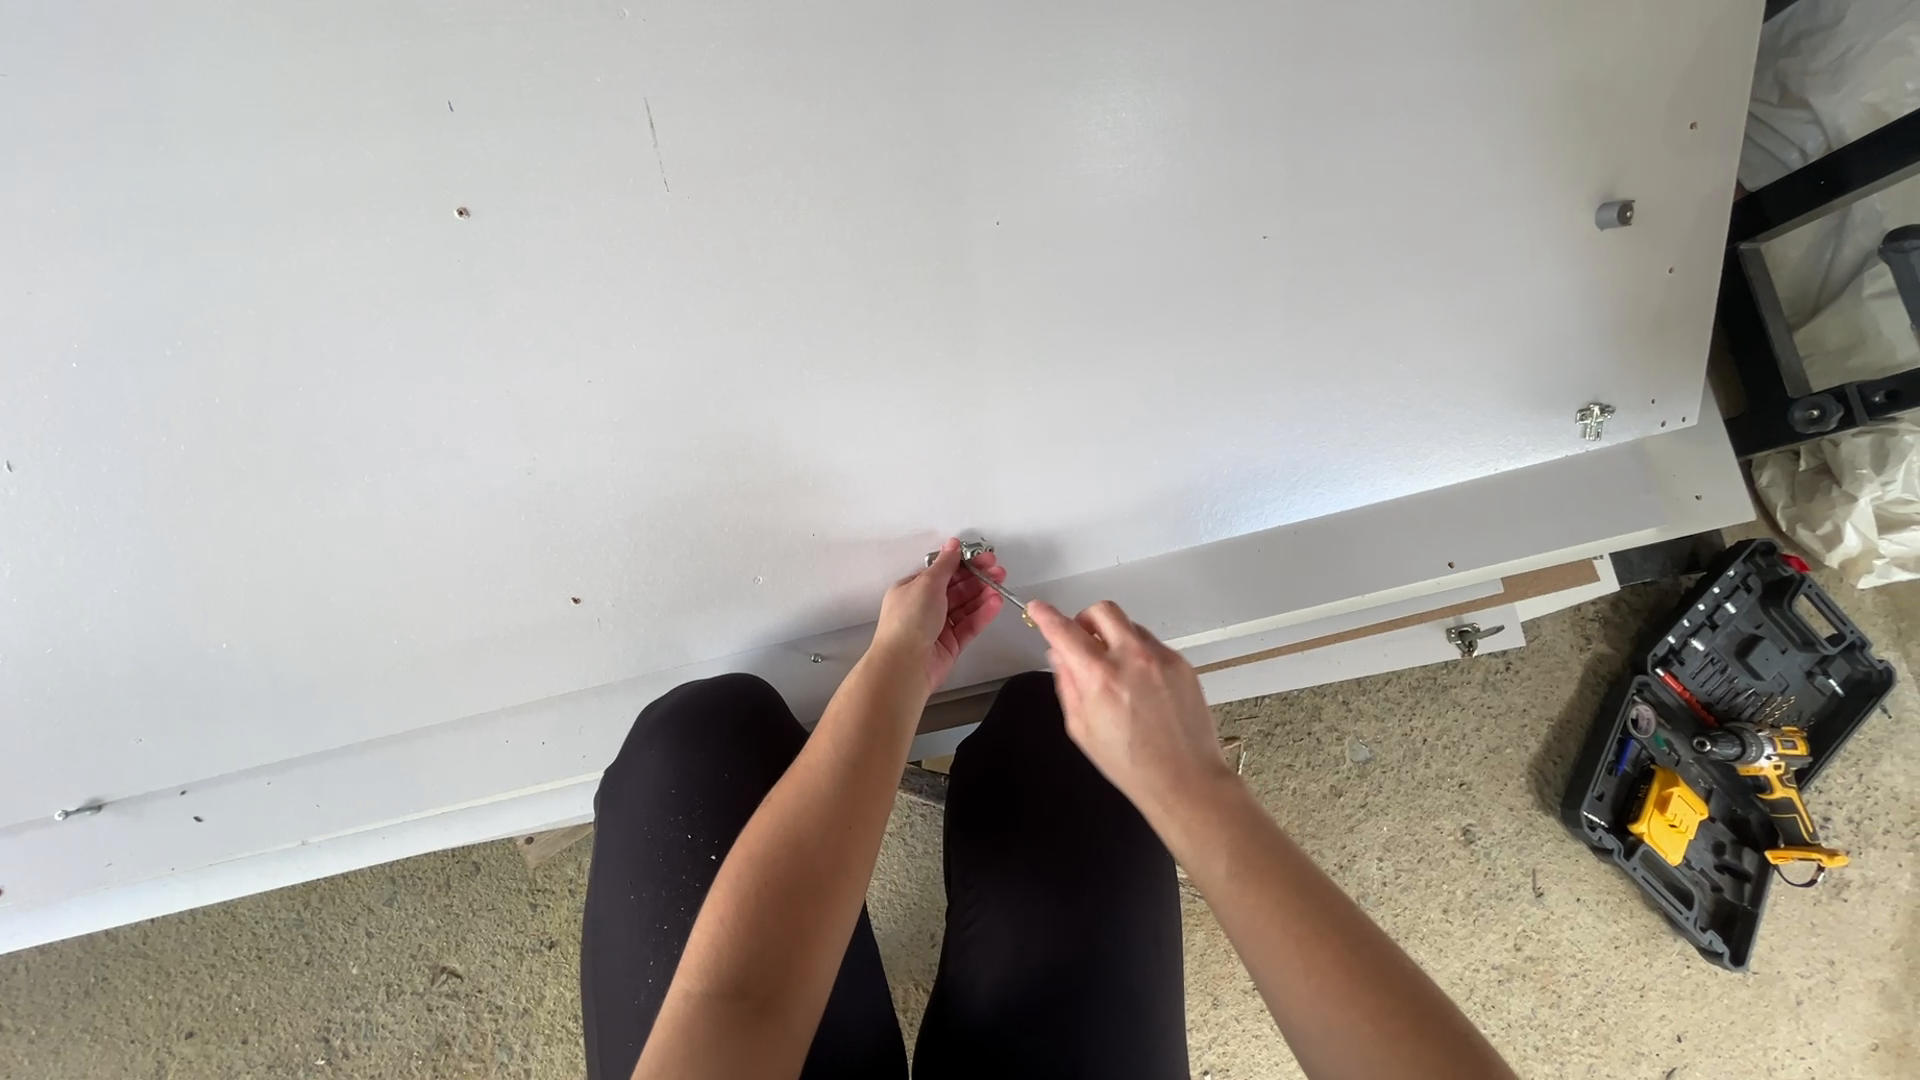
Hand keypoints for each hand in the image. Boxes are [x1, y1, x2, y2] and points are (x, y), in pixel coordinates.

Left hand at [871, 538, 1006, 692]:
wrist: (904, 665)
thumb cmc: (907, 623)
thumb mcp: (927, 584)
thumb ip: (945, 564)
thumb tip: (952, 545)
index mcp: (912, 589)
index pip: (942, 572)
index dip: (963, 563)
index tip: (982, 557)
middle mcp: (924, 607)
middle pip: (956, 588)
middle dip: (978, 577)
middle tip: (997, 570)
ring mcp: (938, 626)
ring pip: (965, 606)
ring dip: (983, 594)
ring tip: (1000, 584)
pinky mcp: (951, 644)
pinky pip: (970, 624)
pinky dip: (983, 613)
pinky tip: (995, 603)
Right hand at [1028, 599, 1233, 818]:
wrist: (1184, 778)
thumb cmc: (1131, 763)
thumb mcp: (1081, 728)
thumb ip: (1066, 683)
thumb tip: (1058, 654)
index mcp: (1100, 677)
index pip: (1064, 631)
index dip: (1046, 616)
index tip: (1037, 609)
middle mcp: (1132, 659)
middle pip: (1102, 610)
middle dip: (1085, 619)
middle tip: (1082, 639)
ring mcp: (1160, 658)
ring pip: (1129, 625)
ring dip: (1114, 638)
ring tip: (1116, 672)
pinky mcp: (1181, 663)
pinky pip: (1152, 644)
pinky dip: (1138, 654)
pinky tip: (1140, 685)